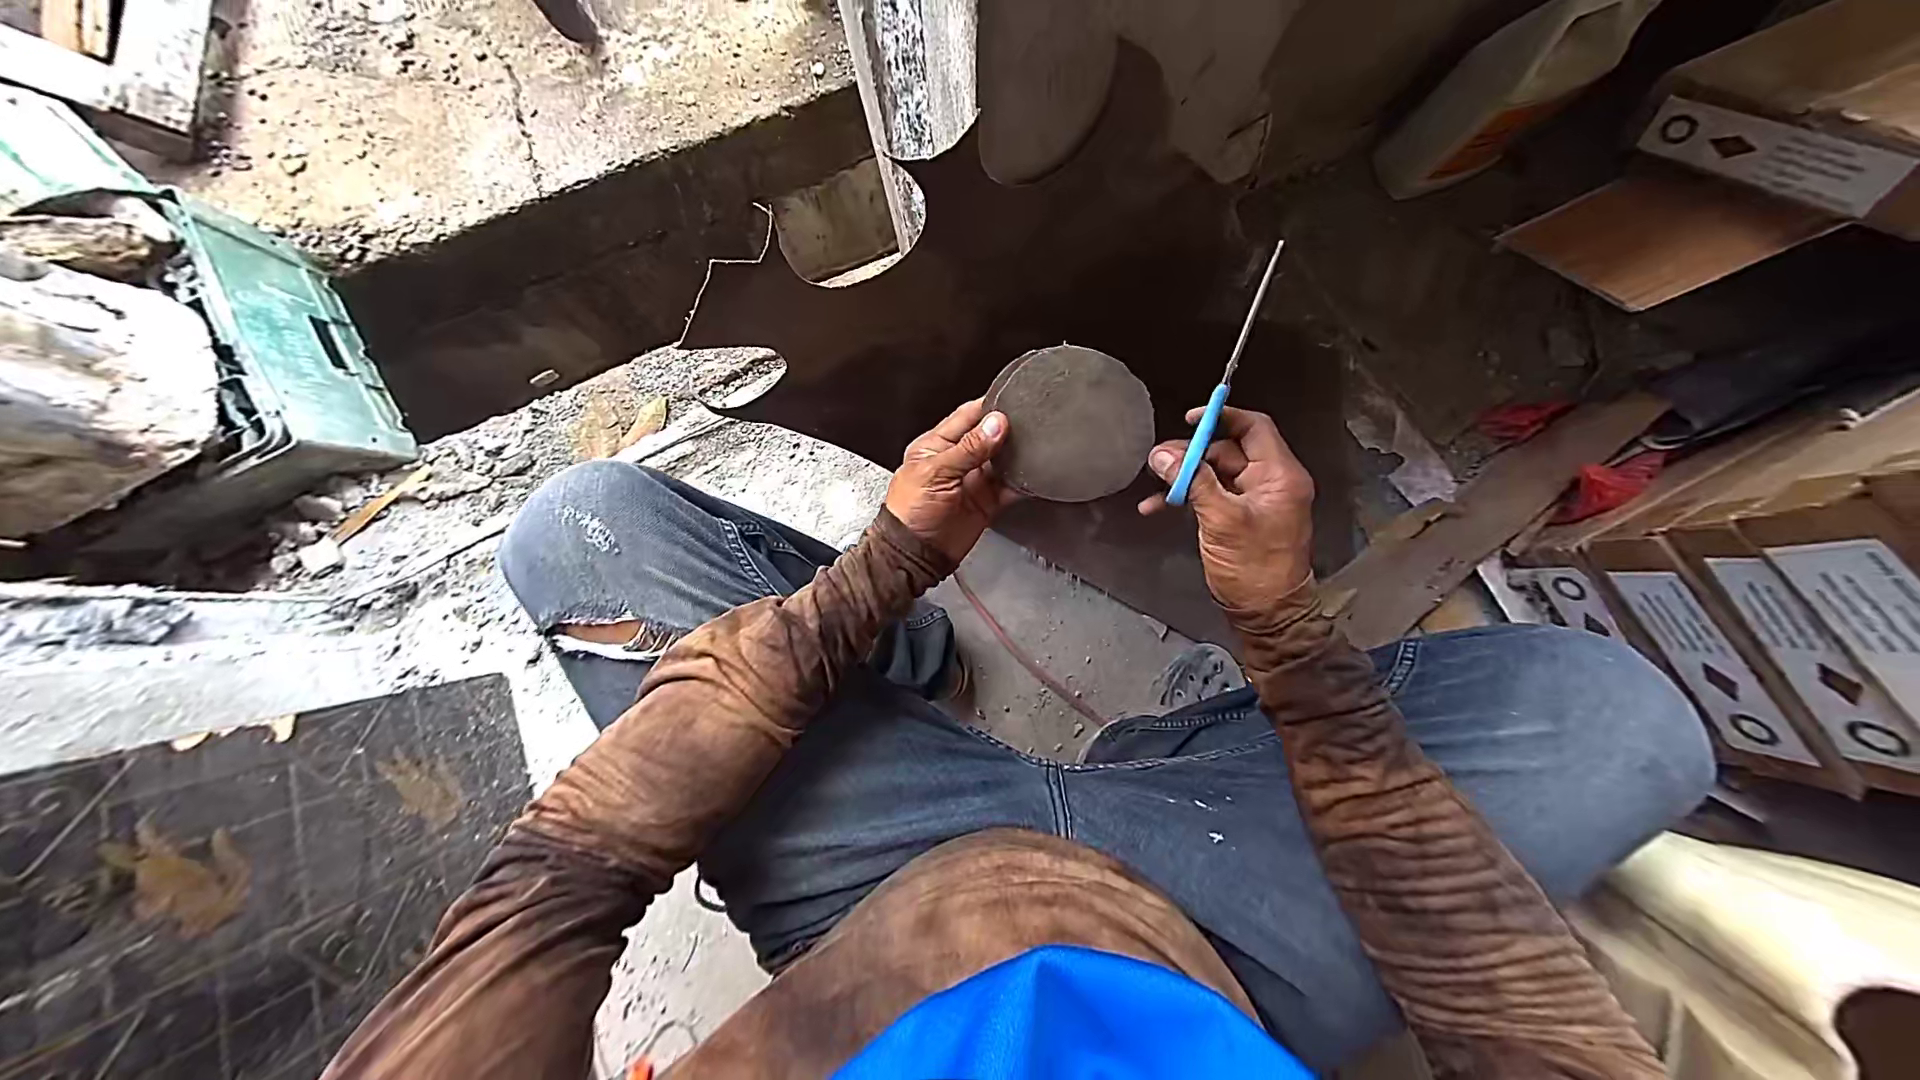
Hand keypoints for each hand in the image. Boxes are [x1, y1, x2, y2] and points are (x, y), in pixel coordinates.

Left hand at [885, 398, 1017, 562]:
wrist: (916, 555)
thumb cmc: (909, 513)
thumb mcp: (935, 472)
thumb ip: (968, 448)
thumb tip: (995, 424)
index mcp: (937, 445)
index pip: (967, 416)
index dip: (989, 408)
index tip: (1010, 403)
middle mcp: (957, 459)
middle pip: (989, 436)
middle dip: (1007, 430)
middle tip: (1028, 425)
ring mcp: (973, 480)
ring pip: (1003, 460)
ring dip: (1017, 454)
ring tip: (1033, 447)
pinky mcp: (987, 501)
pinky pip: (1010, 486)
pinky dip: (1022, 482)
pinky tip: (1032, 476)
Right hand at [1140, 405, 1314, 610]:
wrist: (1265, 613)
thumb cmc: (1255, 568)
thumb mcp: (1222, 520)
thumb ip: (1194, 483)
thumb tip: (1164, 456)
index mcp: (1279, 476)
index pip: (1254, 428)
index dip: (1223, 418)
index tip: (1191, 419)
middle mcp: (1269, 483)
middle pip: (1227, 451)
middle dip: (1191, 454)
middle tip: (1159, 461)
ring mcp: (1252, 501)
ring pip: (1213, 475)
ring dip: (1183, 478)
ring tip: (1155, 486)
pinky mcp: (1236, 518)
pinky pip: (1209, 497)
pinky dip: (1186, 498)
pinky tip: (1157, 507)